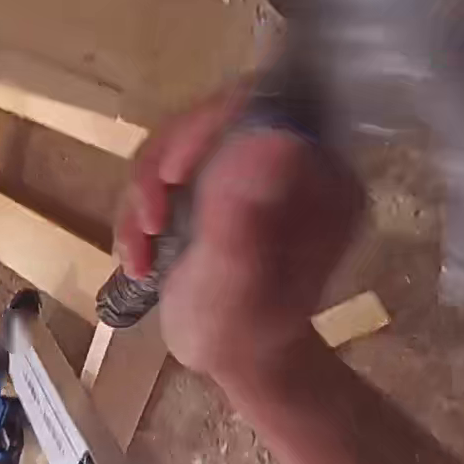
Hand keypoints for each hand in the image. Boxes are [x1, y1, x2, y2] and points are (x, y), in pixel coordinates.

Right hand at [118, 90, 362, 384]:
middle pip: (219, 114)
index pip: (270, 109)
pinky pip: (169, 163)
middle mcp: (295, 163)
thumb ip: (244, 223)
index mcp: (324, 182)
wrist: (229, 353)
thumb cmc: (239, 337)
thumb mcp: (235, 289)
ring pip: (183, 137)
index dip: (211, 127)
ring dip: (146, 194)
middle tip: (148, 224)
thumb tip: (265, 138)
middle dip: (165, 168)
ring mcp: (256, 167)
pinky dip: (143, 207)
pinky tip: (140, 254)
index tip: (169, 179)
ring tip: (139, 252)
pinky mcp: (222, 178)